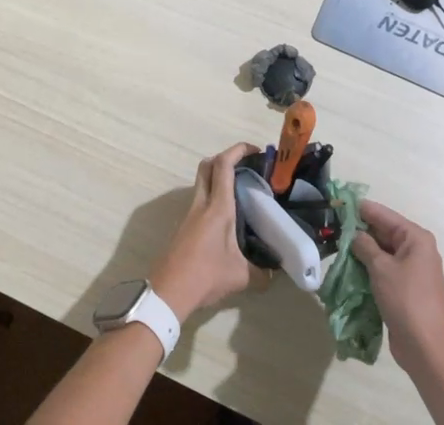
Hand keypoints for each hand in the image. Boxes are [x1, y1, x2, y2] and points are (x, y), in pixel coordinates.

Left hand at [149, 143, 259, 320]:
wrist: (168, 293)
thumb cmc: (205, 276)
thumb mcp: (240, 276)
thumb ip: (261, 273)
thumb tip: (276, 274)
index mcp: (218, 207)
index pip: (224, 165)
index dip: (238, 150)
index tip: (256, 150)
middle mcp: (201, 204)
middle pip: (207, 166)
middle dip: (226, 158)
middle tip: (247, 167)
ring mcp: (189, 215)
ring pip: (202, 183)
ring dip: (219, 179)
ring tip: (242, 194)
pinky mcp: (184, 228)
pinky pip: (200, 202)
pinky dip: (213, 199)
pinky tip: (227, 219)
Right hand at [351, 200, 443, 370]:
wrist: (425, 345)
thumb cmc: (405, 299)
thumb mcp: (381, 268)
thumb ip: (366, 246)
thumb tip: (355, 235)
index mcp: (416, 239)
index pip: (385, 216)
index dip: (363, 210)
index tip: (342, 203)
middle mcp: (417, 250)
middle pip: (385, 233)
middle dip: (361, 231)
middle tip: (335, 227)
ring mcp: (413, 271)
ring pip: (384, 253)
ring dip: (364, 251)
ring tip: (339, 247)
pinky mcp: (406, 289)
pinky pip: (385, 270)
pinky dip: (370, 268)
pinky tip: (351, 269)